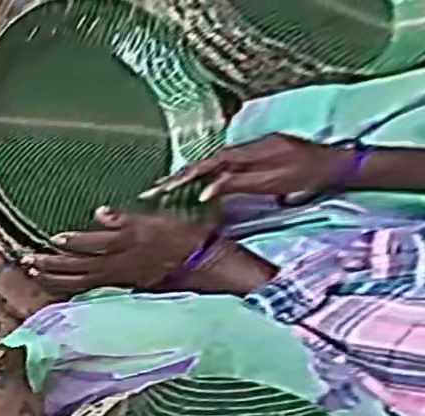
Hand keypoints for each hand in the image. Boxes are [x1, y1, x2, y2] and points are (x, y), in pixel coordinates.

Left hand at [22, 207, 215, 291]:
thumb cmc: (175, 234)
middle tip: (26, 258)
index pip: (92, 242)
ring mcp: (107, 275)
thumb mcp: (155, 218)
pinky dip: (58, 286)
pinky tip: (44, 282)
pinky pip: (76, 288)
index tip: (54, 237)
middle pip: (73, 263)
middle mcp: (111, 261)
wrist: (191, 261)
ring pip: (70, 279)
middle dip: (47, 261)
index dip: (72, 240)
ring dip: (47, 276)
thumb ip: (123, 218)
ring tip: (30, 271)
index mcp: (125, 241)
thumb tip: (99, 211)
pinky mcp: (106, 284)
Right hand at [142, 134, 357, 202]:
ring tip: (165, 187)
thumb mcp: (268, 182)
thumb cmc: (305, 176)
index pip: (209, 163)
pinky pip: (225, 163)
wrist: (341, 166)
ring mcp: (258, 149)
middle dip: (178, 175)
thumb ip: (234, 184)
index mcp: (252, 152)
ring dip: (189, 174)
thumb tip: (202, 192)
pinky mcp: (261, 156)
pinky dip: (204, 172)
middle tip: (152, 190)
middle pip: (208, 160)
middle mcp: (252, 146)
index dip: (183, 177)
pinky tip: (194, 180)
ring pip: (215, 161)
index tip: (159, 190)